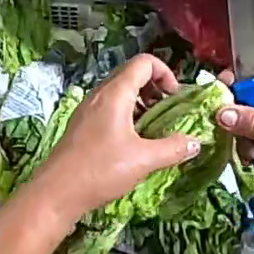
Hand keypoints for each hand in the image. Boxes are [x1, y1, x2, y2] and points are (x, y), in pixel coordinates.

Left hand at [12, 54, 199, 229]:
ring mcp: (89, 109)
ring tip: (156, 130)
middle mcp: (100, 94)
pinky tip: (136, 142)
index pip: (143, 63)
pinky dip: (128, 115)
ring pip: (121, 93)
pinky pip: (110, 108)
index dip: (165, 73)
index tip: (176, 99)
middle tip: (170, 114)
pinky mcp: (84, 124)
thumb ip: (173, 148)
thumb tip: (196, 142)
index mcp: (114, 93)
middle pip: (132, 75)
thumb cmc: (101, 169)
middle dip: (156, 89)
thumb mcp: (143, 159)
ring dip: (142, 104)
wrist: (57, 191)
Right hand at [216, 61, 253, 216]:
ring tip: (248, 148)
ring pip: (249, 116)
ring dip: (243, 132)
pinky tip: (251, 157)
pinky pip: (253, 135)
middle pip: (251, 93)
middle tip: (228, 121)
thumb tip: (221, 112)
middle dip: (239, 110)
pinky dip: (248, 145)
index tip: (222, 87)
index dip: (242, 74)